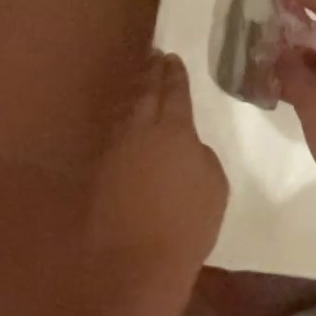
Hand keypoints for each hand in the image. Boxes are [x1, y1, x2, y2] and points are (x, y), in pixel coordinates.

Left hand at [86, 51, 226, 301]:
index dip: (175, 74)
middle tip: (155, 57)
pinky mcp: (101, 167)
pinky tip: (127, 120)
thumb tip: (188, 144)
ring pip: (126, 109)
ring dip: (135, 92)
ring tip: (141, 81)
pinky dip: (123, 119)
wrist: (138, 258)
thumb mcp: (214, 185)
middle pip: (145, 92)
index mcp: (174, 129)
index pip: (175, 91)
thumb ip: (201, 154)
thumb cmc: (188, 223)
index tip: (173, 58)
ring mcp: (116, 147)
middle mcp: (141, 129)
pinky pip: (115, 131)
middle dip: (151, 73)